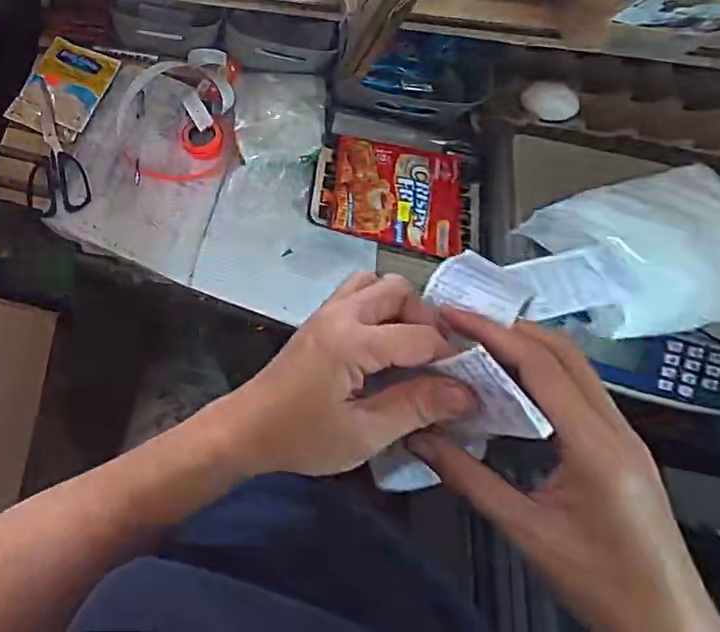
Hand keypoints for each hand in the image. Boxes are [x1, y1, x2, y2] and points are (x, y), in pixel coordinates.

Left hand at [200, 271, 477, 476]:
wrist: (249, 427)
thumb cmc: (303, 436)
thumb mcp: (365, 434)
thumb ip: (416, 407)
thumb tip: (465, 392)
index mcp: (351, 341)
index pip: (419, 335)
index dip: (451, 358)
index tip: (470, 383)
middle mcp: (340, 314)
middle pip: (398, 289)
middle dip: (426, 320)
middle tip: (436, 361)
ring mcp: (327, 312)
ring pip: (375, 283)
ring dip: (400, 308)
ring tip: (410, 350)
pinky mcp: (320, 319)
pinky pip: (357, 293)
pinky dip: (379, 308)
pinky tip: (384, 346)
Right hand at [407, 312, 719, 631]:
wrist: (673, 631)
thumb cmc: (606, 588)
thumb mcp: (526, 533)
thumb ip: (468, 479)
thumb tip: (420, 438)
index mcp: (597, 447)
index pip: (541, 366)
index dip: (493, 333)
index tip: (453, 315)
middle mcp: (618, 431)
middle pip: (563, 353)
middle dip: (509, 328)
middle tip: (461, 320)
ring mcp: (626, 438)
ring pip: (575, 367)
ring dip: (527, 346)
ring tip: (479, 341)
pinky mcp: (624, 449)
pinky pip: (580, 390)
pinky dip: (542, 371)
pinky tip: (511, 381)